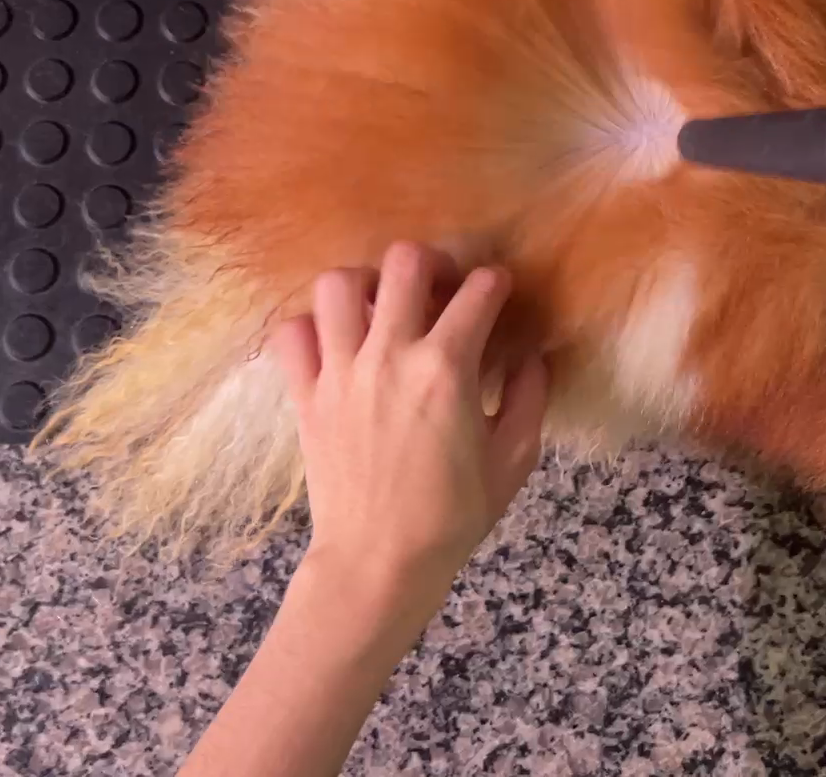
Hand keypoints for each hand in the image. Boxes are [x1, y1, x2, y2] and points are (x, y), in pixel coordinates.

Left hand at [273, 242, 548, 623]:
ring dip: (366, 284)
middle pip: (404, 263)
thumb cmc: (452, 515)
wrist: (378, 563)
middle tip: (439, 286)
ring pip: (338, 285)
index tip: (498, 291)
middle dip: (431, 261)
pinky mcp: (306, 393)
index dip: (496, 282)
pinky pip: (292, 333)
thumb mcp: (513, 460)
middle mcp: (390, 355)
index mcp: (447, 368)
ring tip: (381, 307)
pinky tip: (336, 343)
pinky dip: (311, 327)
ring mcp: (341, 371)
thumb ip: (529, 397)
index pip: (478, 293)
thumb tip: (532, 356)